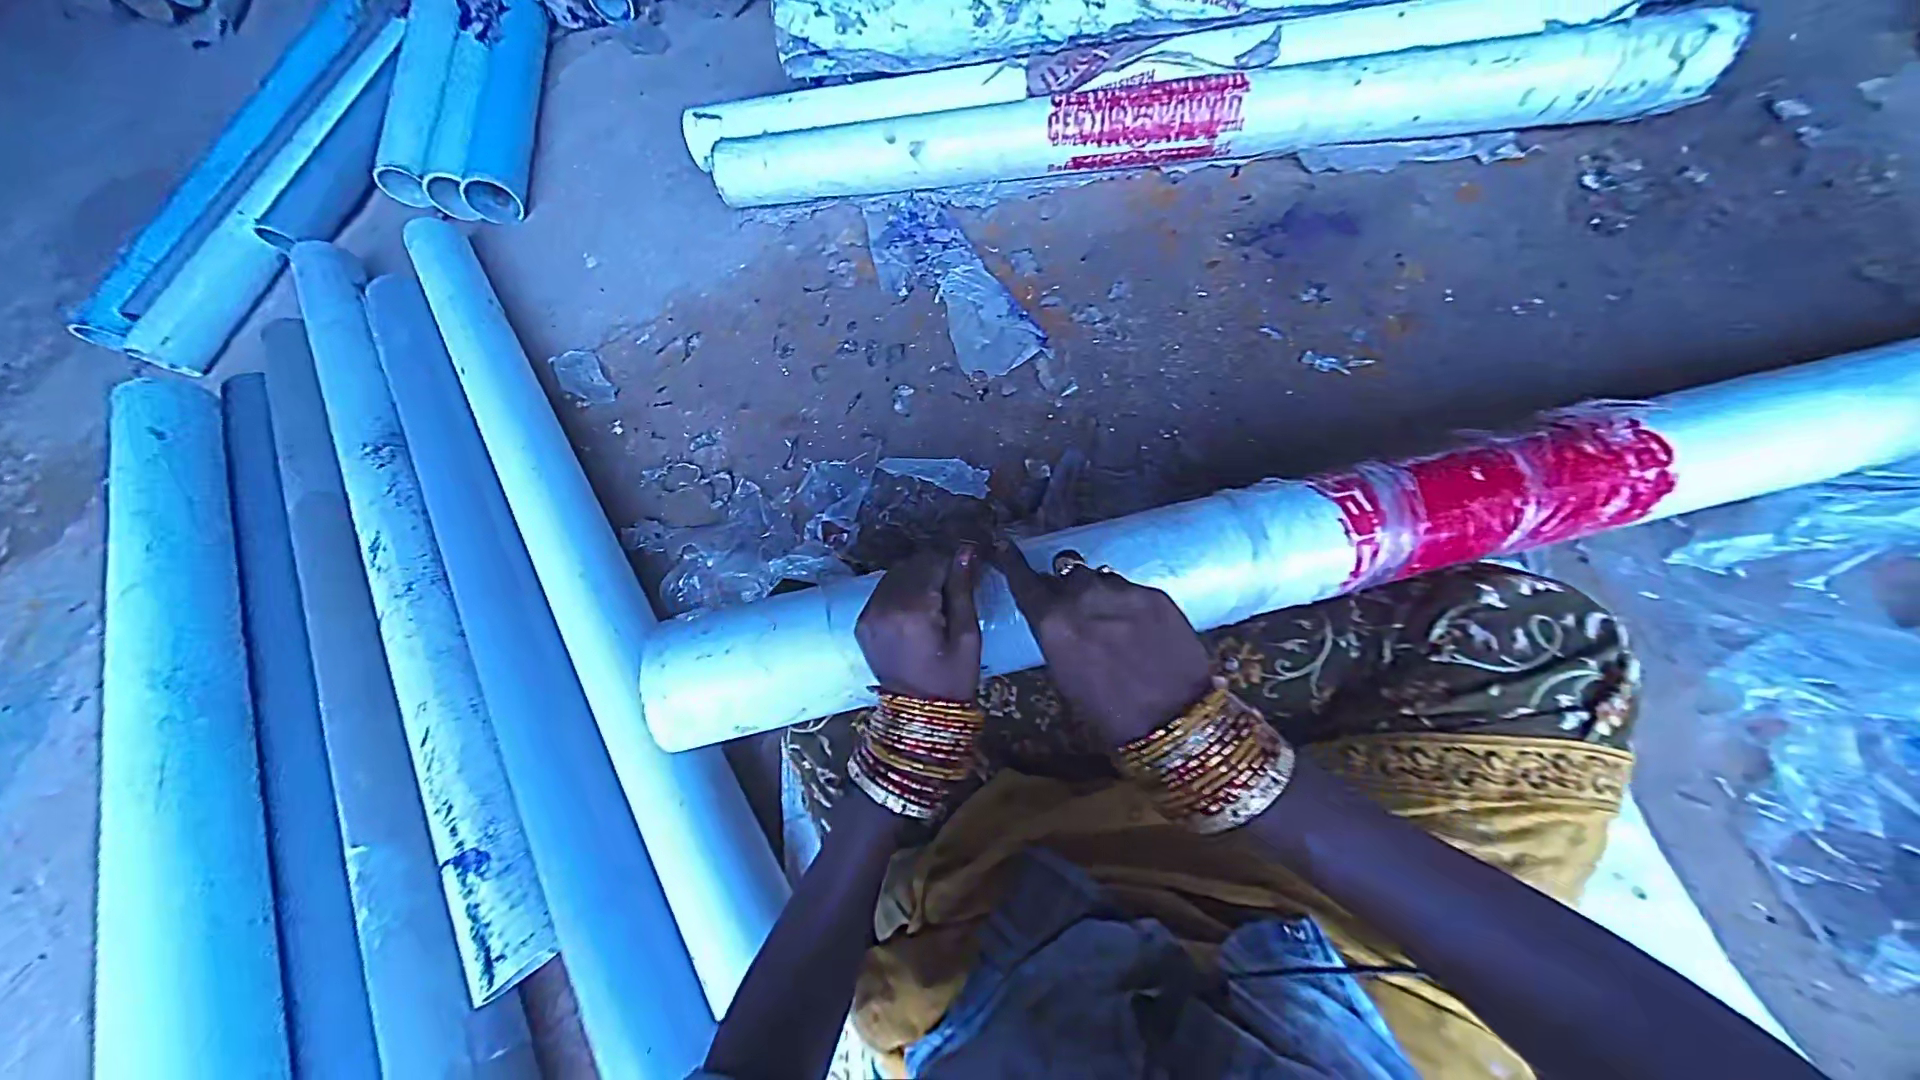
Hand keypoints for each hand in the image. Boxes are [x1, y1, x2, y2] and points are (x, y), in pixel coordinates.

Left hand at [855, 545, 983, 701]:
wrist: (919, 713)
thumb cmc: (952, 678)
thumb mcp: (968, 635)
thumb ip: (963, 589)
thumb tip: (966, 551)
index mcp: (911, 610)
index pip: (932, 563)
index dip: (952, 564)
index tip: (967, 573)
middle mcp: (883, 606)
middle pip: (911, 565)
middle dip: (934, 569)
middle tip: (954, 588)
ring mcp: (868, 614)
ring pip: (895, 575)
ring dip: (916, 579)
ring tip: (935, 600)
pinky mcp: (862, 622)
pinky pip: (883, 592)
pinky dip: (901, 592)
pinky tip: (916, 610)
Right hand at [992, 541, 1213, 745]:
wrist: (1173, 717)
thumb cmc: (1108, 713)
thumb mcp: (1064, 678)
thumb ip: (1054, 636)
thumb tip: (1054, 620)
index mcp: (1053, 621)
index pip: (1024, 579)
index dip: (1012, 561)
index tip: (1005, 546)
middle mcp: (1083, 596)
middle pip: (1064, 574)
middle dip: (1064, 586)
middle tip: (1073, 607)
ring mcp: (1122, 591)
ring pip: (1098, 577)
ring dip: (1096, 591)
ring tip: (1108, 617)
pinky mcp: (1154, 593)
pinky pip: (1128, 587)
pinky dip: (1125, 601)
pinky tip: (1136, 625)